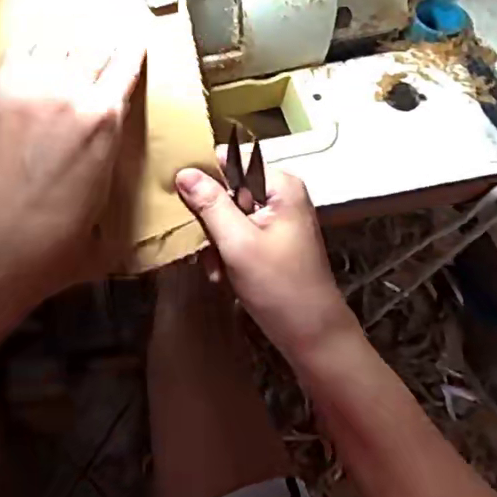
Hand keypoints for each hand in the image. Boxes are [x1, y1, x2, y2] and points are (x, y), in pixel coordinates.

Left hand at [0, 33, 145, 300]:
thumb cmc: (57, 233)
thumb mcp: (106, 191)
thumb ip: (111, 149)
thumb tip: (112, 128)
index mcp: (104, 117)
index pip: (127, 62)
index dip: (134, 46)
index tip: (136, 37)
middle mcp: (70, 90)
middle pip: (92, 45)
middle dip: (101, 46)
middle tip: (101, 46)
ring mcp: (30, 86)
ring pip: (56, 42)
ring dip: (67, 44)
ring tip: (68, 46)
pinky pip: (20, 50)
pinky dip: (32, 46)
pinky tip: (35, 47)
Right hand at [173, 166, 358, 360]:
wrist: (313, 336)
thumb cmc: (279, 287)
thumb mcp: (238, 243)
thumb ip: (211, 204)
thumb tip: (184, 172)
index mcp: (281, 185)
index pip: (232, 160)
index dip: (205, 177)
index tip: (184, 200)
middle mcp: (282, 194)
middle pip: (230, 188)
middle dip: (210, 218)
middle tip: (203, 246)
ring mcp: (279, 217)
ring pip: (231, 212)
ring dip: (216, 238)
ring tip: (214, 266)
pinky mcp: (274, 238)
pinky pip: (240, 231)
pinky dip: (227, 249)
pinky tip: (222, 273)